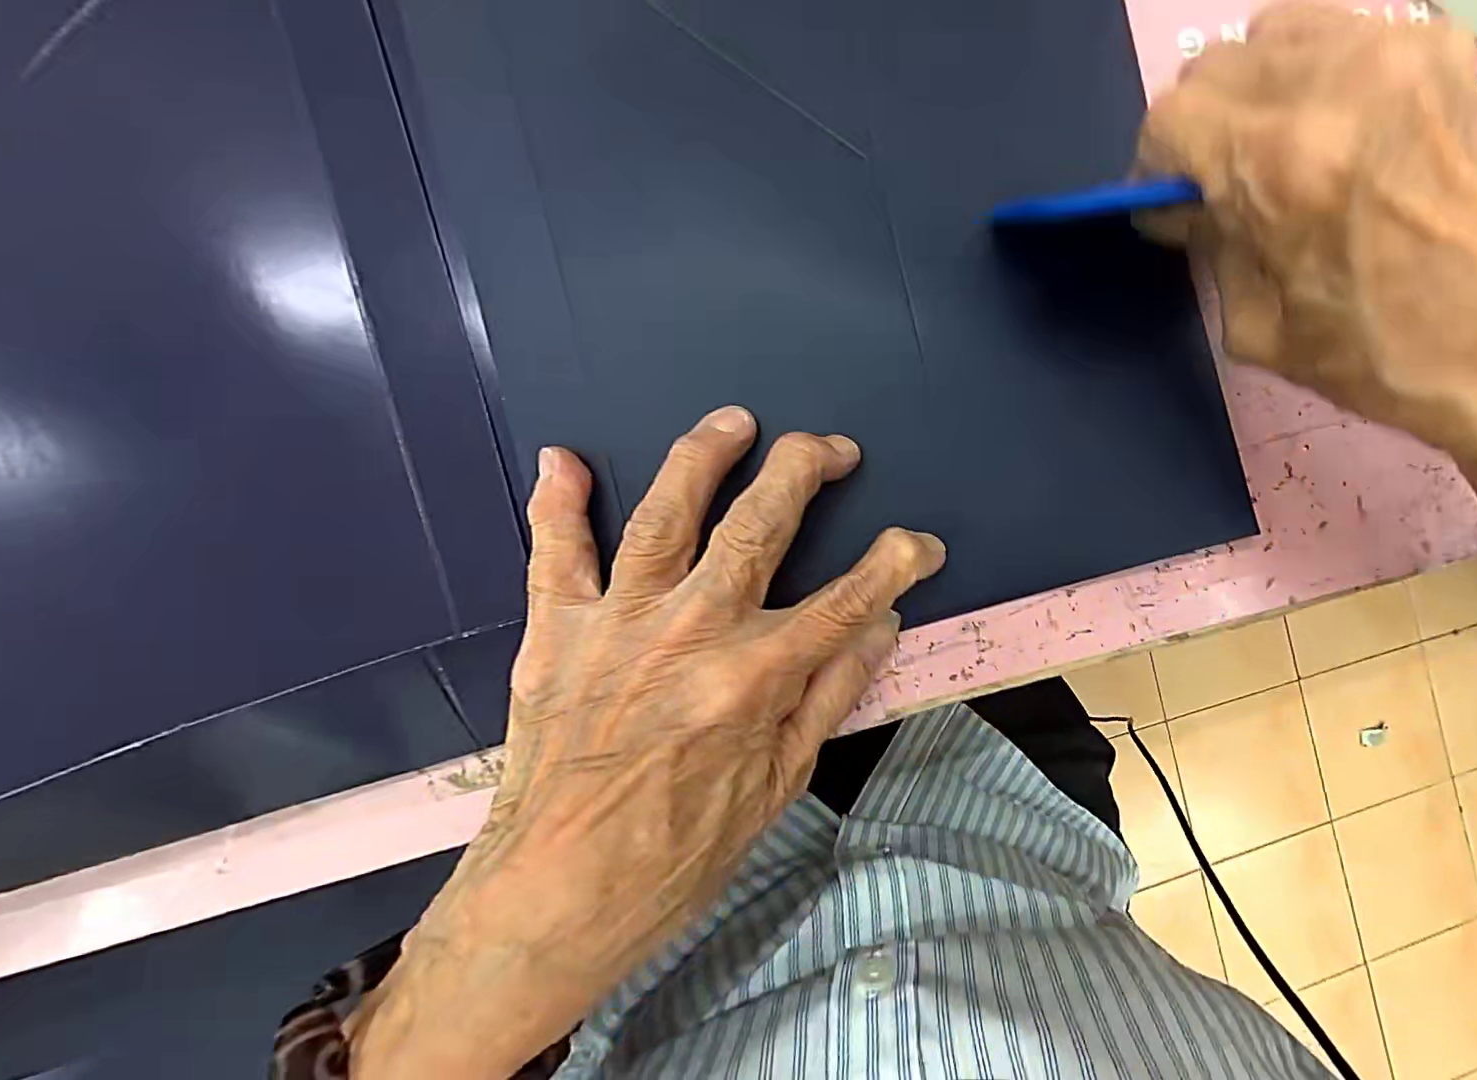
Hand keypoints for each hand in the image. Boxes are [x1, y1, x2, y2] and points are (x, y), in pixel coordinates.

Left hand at [351, 405, 944, 1077]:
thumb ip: (832, 694)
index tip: (921, 543)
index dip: (896, 563)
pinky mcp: (556, 633)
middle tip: (831, 448)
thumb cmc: (682, 852)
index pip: (848, 600)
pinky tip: (562, 457)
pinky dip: (557, 504)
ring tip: (735, 420)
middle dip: (804, 473)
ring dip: (703, 459)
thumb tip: (881, 626)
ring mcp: (618, 625)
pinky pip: (555, 554)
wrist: (556, 896)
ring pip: (665, 516)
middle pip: (758, 528)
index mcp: (753, 679)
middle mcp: (690, 634)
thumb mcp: (780, 784)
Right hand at [1136, 1, 1476, 473]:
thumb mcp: (1252, 322)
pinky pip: (1334, 30)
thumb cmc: (1372, 356)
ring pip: (1268, 34)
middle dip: (1193, 130)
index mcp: (1282, 164)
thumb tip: (1183, 204)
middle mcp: (1338, 84)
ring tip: (1265, 152)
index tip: (1169, 207)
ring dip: (1245, 93)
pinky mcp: (1441, 49)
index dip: (1153, 168)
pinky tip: (1320, 129)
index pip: (1170, 119)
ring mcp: (1399, 51)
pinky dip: (1303, 72)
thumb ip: (1208, 245)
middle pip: (1212, 67)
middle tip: (1212, 186)